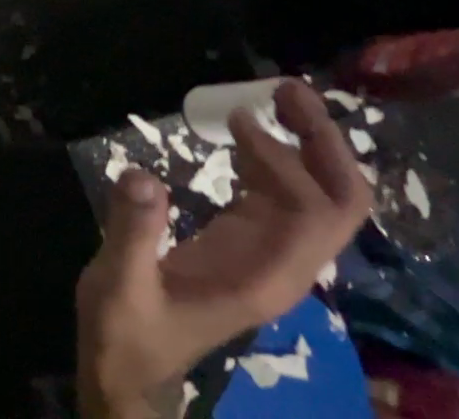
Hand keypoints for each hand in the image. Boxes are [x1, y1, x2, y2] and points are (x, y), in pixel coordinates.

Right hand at [75, 80, 372, 417]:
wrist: (127, 367)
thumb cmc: (126, 331)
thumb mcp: (121, 283)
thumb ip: (133, 231)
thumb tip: (139, 173)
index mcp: (265, 278)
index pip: (311, 213)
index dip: (284, 163)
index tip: (233, 122)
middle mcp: (282, 264)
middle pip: (338, 202)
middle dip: (323, 145)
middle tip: (286, 91)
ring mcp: (266, 254)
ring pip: (315, 196)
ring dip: (303, 146)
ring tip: (270, 97)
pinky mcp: (242, 245)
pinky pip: (276, 197)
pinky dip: (269, 160)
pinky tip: (240, 135)